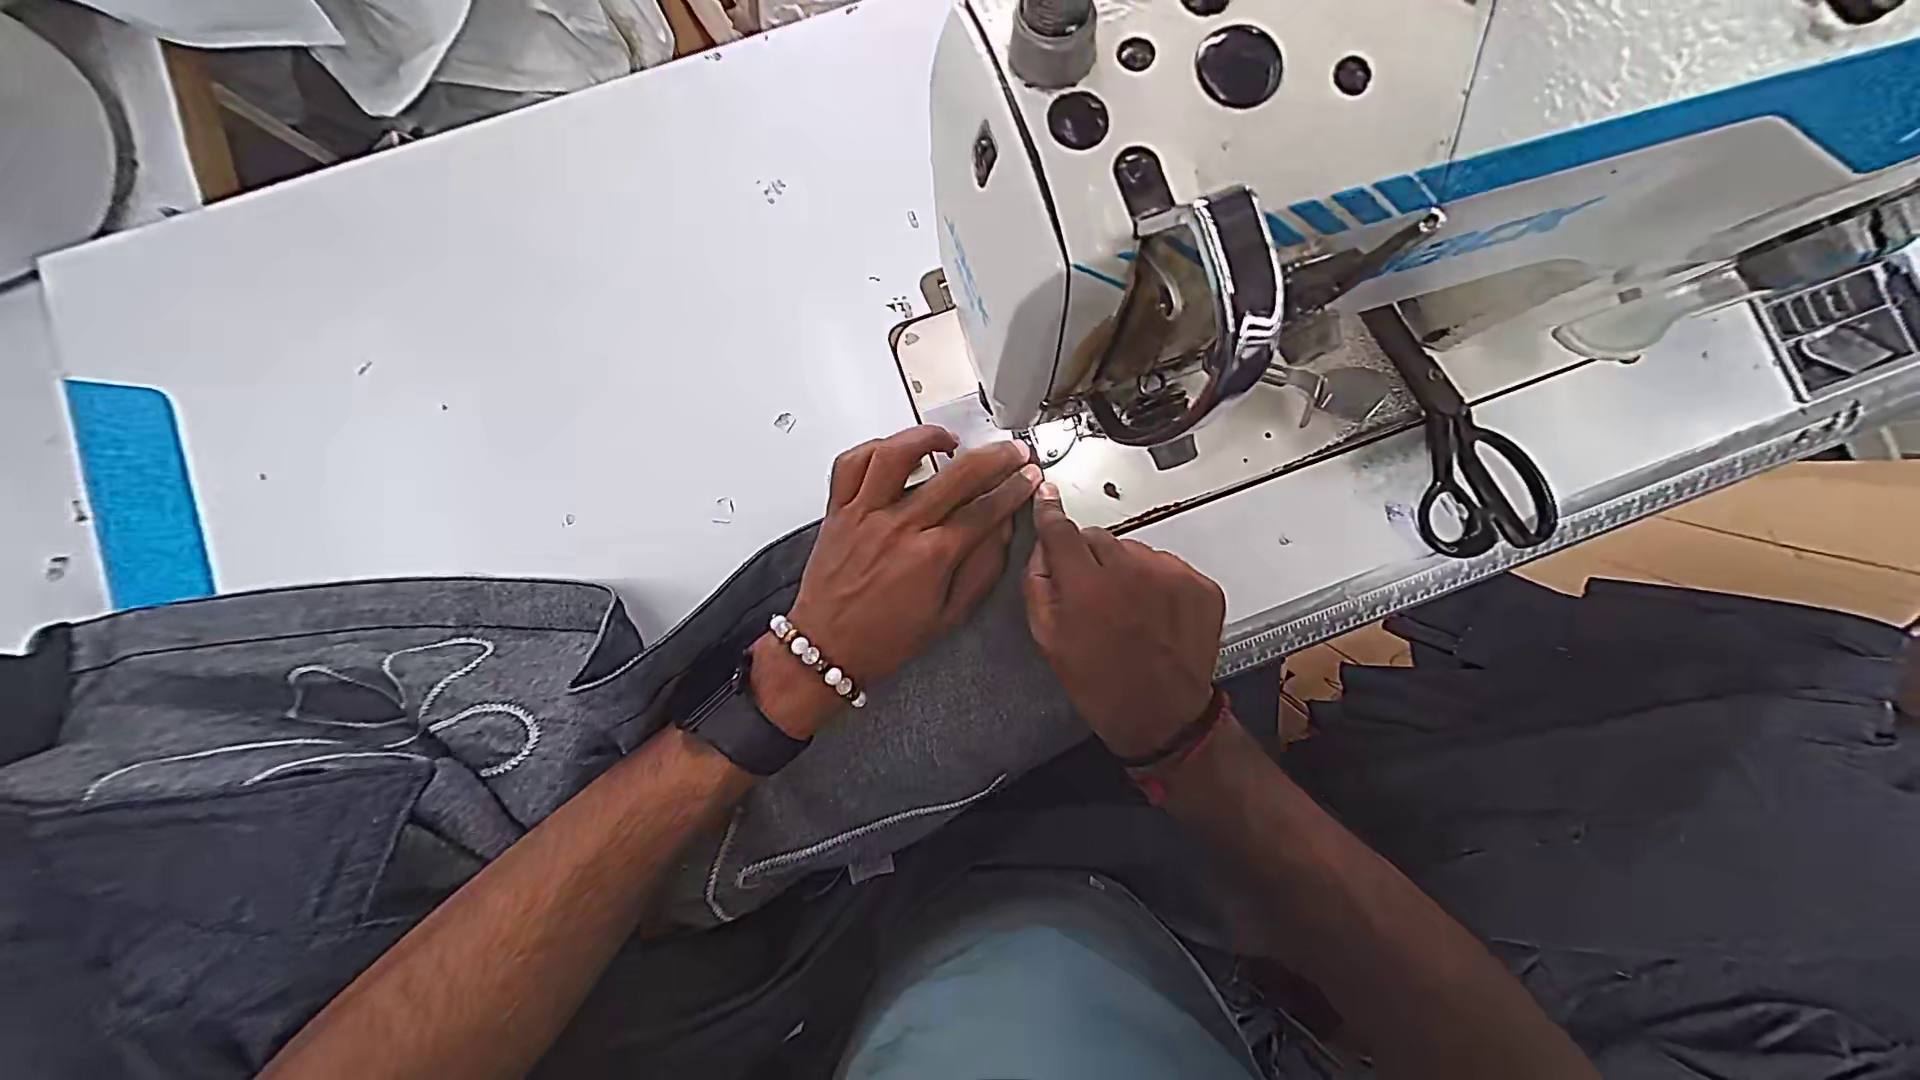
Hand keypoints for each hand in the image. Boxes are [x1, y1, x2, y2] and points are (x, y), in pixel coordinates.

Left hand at [751, 426, 1041, 737]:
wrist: (828, 648)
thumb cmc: (883, 638)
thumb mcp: (949, 615)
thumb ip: (981, 569)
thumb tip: (1002, 530)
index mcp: (931, 557)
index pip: (986, 508)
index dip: (1014, 488)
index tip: (1026, 478)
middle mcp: (898, 528)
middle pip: (957, 474)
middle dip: (995, 457)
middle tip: (1010, 452)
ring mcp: (865, 515)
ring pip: (898, 454)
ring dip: (929, 436)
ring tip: (950, 440)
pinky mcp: (838, 512)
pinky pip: (851, 464)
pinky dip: (873, 448)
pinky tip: (894, 451)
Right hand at [1023, 482, 1225, 758]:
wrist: (1162, 715)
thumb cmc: (1104, 685)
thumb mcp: (1049, 639)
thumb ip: (1038, 585)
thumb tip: (1041, 550)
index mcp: (1087, 586)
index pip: (1061, 529)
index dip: (1050, 512)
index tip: (1047, 497)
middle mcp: (1131, 572)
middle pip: (1098, 537)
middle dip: (1089, 558)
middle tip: (1093, 596)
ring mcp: (1170, 576)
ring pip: (1133, 549)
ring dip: (1125, 569)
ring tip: (1127, 610)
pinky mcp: (1199, 584)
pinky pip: (1165, 564)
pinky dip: (1156, 580)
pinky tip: (1152, 612)